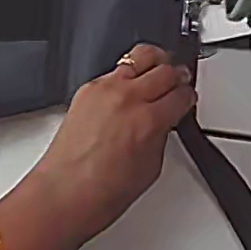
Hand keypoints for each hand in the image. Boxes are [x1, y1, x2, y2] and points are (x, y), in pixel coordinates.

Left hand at [0, 44, 194, 249]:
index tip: (187, 97)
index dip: (188, 96)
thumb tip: (165, 121)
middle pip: (165, 69)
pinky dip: (128, 73)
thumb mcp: (150, 169)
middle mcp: (127, 98)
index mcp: (148, 120)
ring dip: (156, 62)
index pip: (180, 94)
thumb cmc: (99, 192)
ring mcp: (106, 89)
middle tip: (179, 81)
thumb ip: (161, 135)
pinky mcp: (88, 88)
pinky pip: (115, 69)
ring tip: (159, 69)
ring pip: (141, 55)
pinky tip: (130, 84)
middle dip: (177, 75)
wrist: (62, 194)